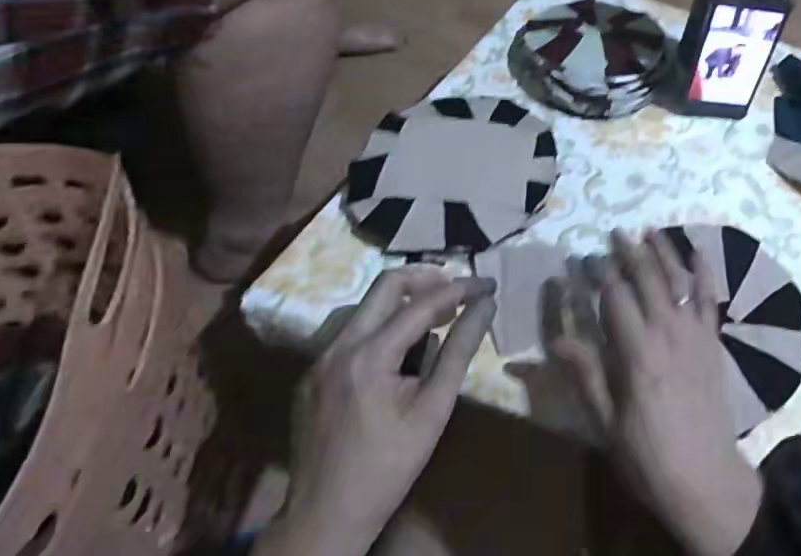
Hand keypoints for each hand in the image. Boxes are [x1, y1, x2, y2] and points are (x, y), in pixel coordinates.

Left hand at [259, 268, 496, 555]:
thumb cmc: (388, 467)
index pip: (422, 303)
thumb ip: (460, 349)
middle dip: (428, 280)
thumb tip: (485, 305)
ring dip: (403, 304)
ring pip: (367, 307)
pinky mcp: (311, 374)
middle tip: (457, 293)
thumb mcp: (434, 408)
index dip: (460, 289)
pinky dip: (381, 329)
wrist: (323, 520)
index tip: (488, 285)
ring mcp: (318, 359)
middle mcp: (337, 346)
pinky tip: (400, 357)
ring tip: (434, 325)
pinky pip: (352, 334)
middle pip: (386, 284)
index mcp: (368, 356)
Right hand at [555, 231, 763, 555]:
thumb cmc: (648, 454)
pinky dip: (705, 271)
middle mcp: (668, 332)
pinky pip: (710, 298)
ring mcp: (695, 333)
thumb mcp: (606, 423)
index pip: (615, 296)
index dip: (599, 273)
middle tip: (615, 233)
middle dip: (629, 251)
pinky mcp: (713, 340)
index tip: (586, 258)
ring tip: (649, 230)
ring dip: (664, 252)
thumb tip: (557, 338)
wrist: (706, 478)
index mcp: (637, 351)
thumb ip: (586, 375)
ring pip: (679, 279)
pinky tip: (699, 251)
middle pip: (647, 278)